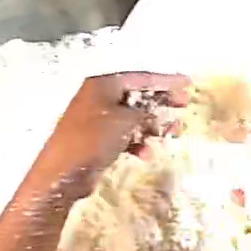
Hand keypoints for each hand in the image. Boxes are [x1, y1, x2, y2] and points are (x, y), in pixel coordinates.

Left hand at [23, 72, 189, 204]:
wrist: (62, 173)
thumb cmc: (93, 138)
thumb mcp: (126, 121)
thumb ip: (147, 114)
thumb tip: (161, 113)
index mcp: (103, 84)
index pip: (141, 77)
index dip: (166, 81)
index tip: (187, 83)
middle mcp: (99, 97)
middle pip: (138, 96)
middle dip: (162, 102)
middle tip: (184, 105)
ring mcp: (97, 119)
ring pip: (133, 118)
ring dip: (153, 126)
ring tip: (174, 133)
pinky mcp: (96, 140)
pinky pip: (124, 135)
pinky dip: (137, 142)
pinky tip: (147, 154)